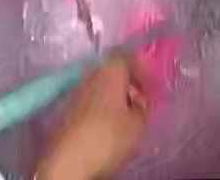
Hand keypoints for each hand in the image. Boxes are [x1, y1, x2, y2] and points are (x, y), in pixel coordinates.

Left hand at [35, 57, 148, 179]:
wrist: (69, 159)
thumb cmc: (108, 136)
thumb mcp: (136, 126)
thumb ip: (142, 109)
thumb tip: (139, 102)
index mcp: (112, 69)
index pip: (130, 60)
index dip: (143, 75)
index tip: (152, 91)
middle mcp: (93, 72)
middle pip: (114, 72)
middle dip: (127, 85)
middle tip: (139, 103)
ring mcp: (78, 89)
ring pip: (101, 86)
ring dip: (113, 98)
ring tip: (124, 117)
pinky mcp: (68, 107)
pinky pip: (90, 101)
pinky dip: (100, 108)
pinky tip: (105, 125)